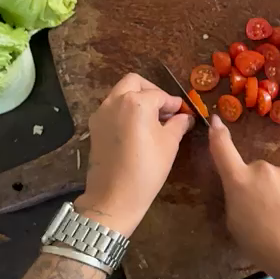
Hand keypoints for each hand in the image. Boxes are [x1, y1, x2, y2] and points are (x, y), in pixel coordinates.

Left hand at [77, 73, 193, 234]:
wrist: (114, 196)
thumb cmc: (147, 169)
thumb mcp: (169, 144)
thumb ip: (178, 124)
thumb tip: (184, 117)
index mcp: (136, 102)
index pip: (160, 95)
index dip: (174, 103)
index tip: (183, 113)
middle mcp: (115, 101)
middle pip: (134, 82)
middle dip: (151, 91)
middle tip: (165, 109)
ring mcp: (101, 113)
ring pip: (120, 93)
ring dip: (136, 99)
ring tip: (152, 120)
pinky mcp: (94, 126)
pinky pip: (111, 108)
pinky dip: (125, 110)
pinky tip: (137, 129)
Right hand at [207, 116, 279, 271]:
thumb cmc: (261, 244)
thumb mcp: (235, 223)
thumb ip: (236, 199)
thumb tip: (245, 191)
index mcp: (239, 180)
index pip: (223, 150)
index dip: (217, 134)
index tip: (216, 120)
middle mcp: (262, 169)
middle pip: (254, 172)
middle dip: (255, 186)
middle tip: (261, 214)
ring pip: (275, 180)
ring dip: (275, 193)